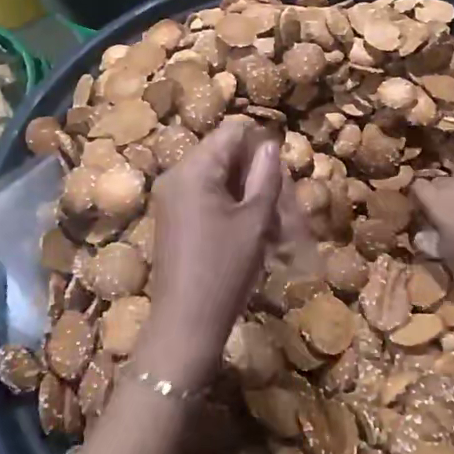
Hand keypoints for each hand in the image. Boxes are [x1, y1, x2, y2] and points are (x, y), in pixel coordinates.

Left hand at [138, 120, 283, 387]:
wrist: (186, 322)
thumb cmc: (225, 269)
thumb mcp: (254, 221)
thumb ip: (265, 177)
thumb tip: (270, 145)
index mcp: (194, 169)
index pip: (231, 132)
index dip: (261, 142)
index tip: (282, 170)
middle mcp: (176, 175)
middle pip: (223, 154)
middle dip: (256, 173)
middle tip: (282, 205)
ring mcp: (171, 198)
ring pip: (217, 178)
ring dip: (247, 194)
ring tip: (272, 225)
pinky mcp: (172, 218)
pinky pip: (205, 198)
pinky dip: (230, 208)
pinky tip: (252, 234)